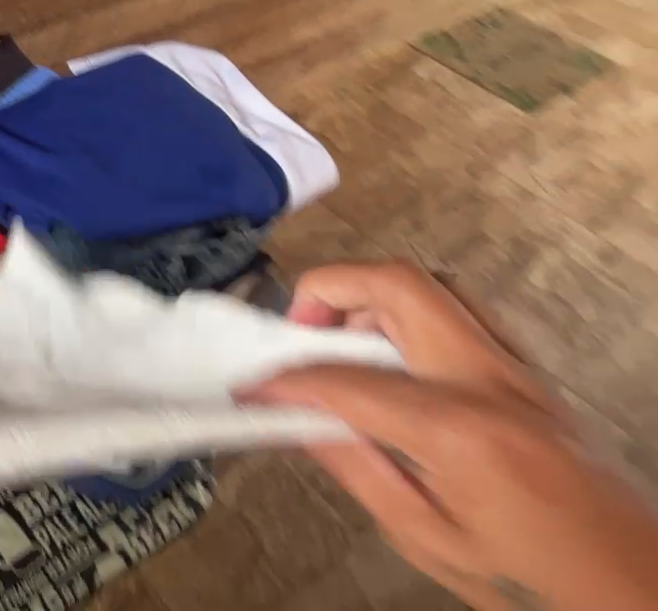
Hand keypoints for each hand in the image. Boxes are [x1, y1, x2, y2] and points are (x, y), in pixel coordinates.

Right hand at [249, 263, 657, 610]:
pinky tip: (389, 358)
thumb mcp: (426, 540)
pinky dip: (406, 315)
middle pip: (396, 283)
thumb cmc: (539, 584)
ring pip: (432, 285)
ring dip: (369, 298)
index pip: (342, 377)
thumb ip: (353, 464)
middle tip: (298, 333)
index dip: (279, 379)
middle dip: (325, 292)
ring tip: (340, 341)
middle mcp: (495, 383)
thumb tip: (294, 413)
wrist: (650, 599)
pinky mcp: (534, 377)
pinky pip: (458, 312)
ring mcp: (523, 373)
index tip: (245, 387)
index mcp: (463, 431)